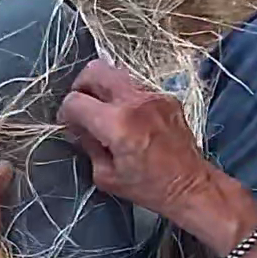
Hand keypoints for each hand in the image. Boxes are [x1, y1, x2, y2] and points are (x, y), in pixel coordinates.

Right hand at [58, 60, 256, 249]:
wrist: (190, 185)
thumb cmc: (148, 187)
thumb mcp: (105, 175)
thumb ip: (88, 145)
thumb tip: (79, 128)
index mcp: (117, 124)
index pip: (75, 101)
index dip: (65, 113)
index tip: (69, 125)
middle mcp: (135, 102)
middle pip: (94, 70)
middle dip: (80, 86)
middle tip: (82, 107)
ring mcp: (153, 95)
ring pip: (116, 73)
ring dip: (103, 88)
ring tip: (104, 111)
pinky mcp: (166, 97)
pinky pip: (135, 86)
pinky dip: (124, 97)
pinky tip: (128, 118)